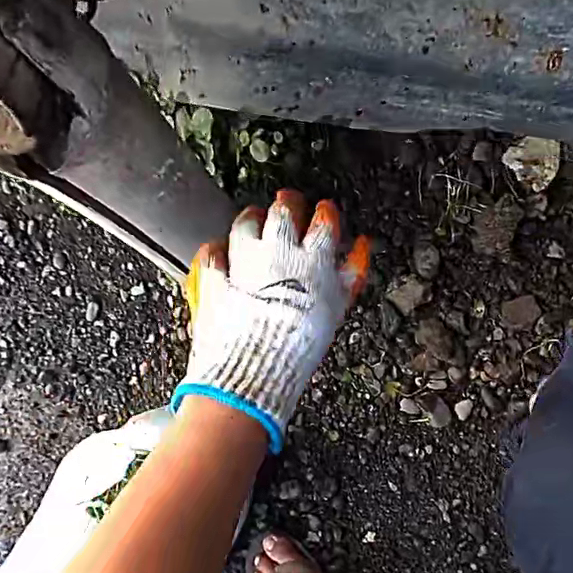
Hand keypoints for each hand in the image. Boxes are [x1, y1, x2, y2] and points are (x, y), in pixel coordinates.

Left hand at [172, 190, 370, 451]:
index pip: (324, 222)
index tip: (325, 211)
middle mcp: (277, 253)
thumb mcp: (336, 311)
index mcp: (312, 260)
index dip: (326, 213)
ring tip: (253, 218)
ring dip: (251, 218)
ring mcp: (243, 262)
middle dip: (289, 203)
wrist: (257, 369)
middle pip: (284, 211)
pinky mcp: (215, 278)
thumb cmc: (301, 348)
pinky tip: (218, 250)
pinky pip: (211, 255)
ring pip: (247, 223)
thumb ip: (348, 276)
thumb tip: (360, 247)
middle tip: (289, 202)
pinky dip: (215, 252)